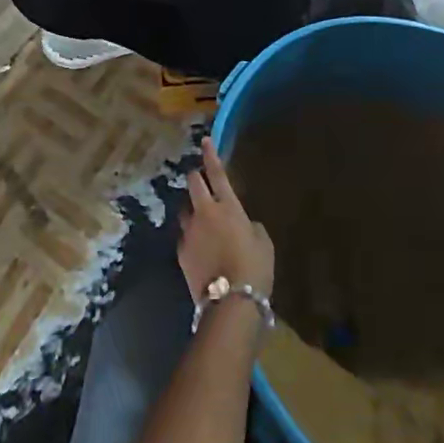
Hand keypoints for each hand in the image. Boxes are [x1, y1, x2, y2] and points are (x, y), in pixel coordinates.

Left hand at [178, 137, 275, 301]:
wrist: (230, 302)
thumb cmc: (254, 268)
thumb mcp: (263, 242)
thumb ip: (250, 226)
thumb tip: (242, 224)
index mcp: (227, 206)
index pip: (216, 172)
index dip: (210, 154)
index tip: (204, 140)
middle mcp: (204, 212)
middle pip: (192, 183)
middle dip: (195, 178)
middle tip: (201, 181)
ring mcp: (189, 231)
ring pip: (185, 209)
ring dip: (192, 209)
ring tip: (201, 220)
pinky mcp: (180, 251)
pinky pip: (184, 235)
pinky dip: (191, 236)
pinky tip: (199, 247)